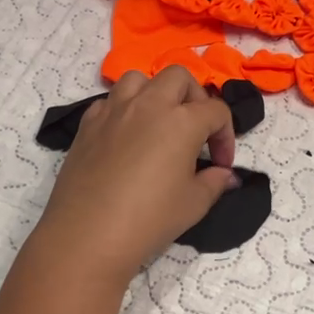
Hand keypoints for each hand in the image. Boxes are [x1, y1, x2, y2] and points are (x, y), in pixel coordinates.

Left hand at [34, 66, 237, 282]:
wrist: (88, 235)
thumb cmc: (150, 219)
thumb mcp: (194, 204)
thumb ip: (215, 182)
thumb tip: (225, 175)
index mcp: (182, 121)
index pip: (216, 111)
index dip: (226, 136)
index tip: (221, 165)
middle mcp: (148, 105)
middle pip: (179, 78)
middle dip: (195, 98)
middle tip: (196, 131)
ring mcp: (114, 110)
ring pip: (139, 79)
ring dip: (156, 93)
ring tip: (159, 123)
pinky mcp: (88, 124)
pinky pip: (110, 101)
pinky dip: (124, 109)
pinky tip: (127, 137)